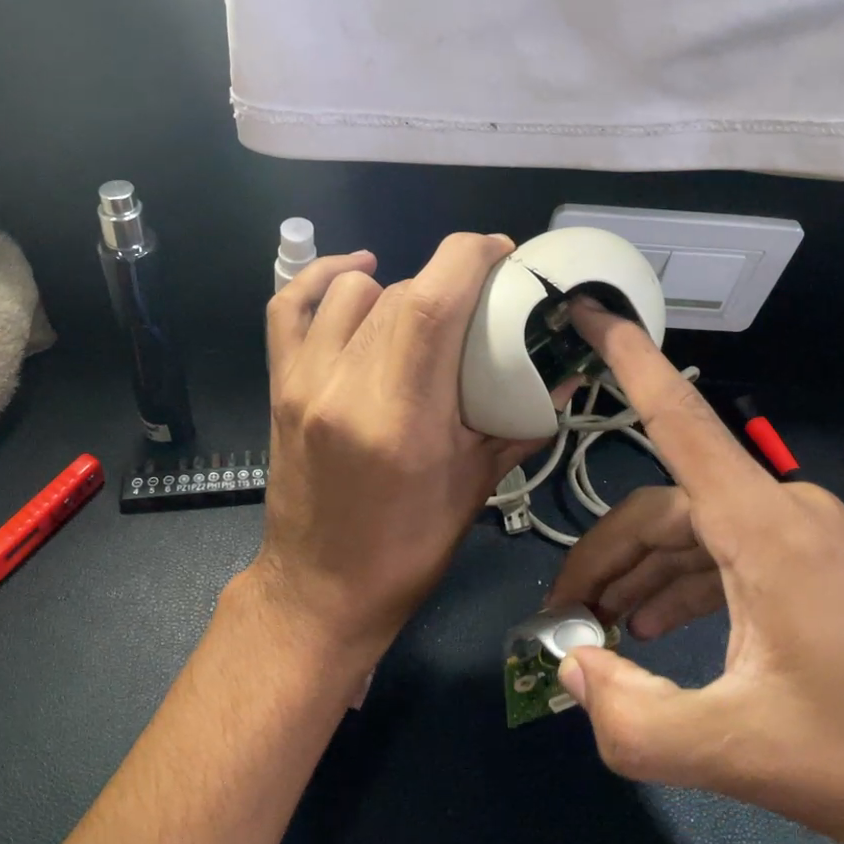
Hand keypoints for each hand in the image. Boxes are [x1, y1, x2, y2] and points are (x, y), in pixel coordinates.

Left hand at [250, 235, 538, 668]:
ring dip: (397, 290)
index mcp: (401, 416)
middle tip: (477, 306)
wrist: (319, 590)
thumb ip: (521, 421)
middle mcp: (345, 386)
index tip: (502, 254)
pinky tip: (357, 275)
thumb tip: (564, 373)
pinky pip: (289, 306)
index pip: (433, 300)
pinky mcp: (280, 384)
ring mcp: (304, 381)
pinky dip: (323, 279)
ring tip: (422, 316)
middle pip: (401, 293)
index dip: (471, 258)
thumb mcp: (475, 487)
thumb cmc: (406, 550)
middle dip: (449, 285)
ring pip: (351, 292)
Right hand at [545, 302, 843, 843]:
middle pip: (663, 510)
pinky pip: (734, 566)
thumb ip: (636, 720)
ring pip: (696, 541)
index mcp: (762, 528)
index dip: (626, 358)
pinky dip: (688, 594)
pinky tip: (660, 635)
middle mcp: (784, 516)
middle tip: (559, 621)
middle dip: (602, 560)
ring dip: (642, 581)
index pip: (676, 418)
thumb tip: (573, 672)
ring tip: (599, 637)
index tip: (587, 309)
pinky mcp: (828, 580)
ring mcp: (811, 546)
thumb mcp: (747, 753)